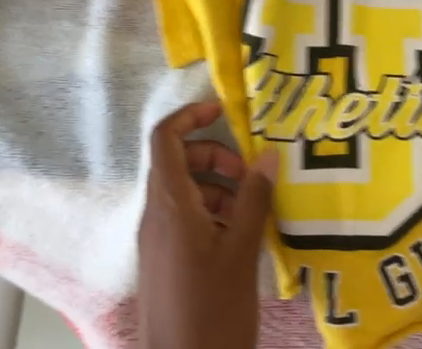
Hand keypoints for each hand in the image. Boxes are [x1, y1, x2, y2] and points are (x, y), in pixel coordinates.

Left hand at [138, 102, 277, 348]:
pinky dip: (210, 212)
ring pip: (183, 190)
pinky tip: (239, 237)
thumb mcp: (241, 252)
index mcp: (170, 205)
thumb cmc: (213, 312)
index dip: (190, 115)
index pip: (165, 137)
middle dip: (214, 155)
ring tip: (251, 210)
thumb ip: (253, 198)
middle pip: (177, 160)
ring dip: (217, 186)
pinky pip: (183, 218)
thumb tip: (266, 155)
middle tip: (249, 175)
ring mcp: (156, 241)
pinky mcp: (162, 263)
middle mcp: (155, 216)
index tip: (224, 110)